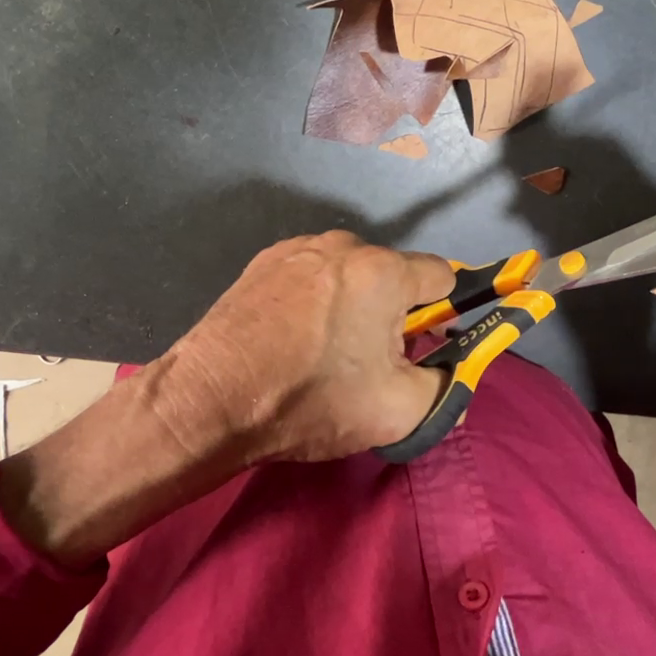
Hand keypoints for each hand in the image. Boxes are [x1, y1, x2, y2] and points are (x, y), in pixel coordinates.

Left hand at [169, 231, 454, 461]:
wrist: (209, 403)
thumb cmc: (310, 402)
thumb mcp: (399, 410)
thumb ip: (445, 383)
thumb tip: (446, 367)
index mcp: (383, 272)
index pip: (442, 275)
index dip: (441, 313)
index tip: (421, 346)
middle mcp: (343, 245)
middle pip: (393, 275)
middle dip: (393, 313)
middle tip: (367, 361)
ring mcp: (298, 248)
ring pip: (351, 274)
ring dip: (353, 304)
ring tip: (321, 352)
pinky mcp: (263, 261)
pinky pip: (313, 275)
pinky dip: (315, 300)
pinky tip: (290, 338)